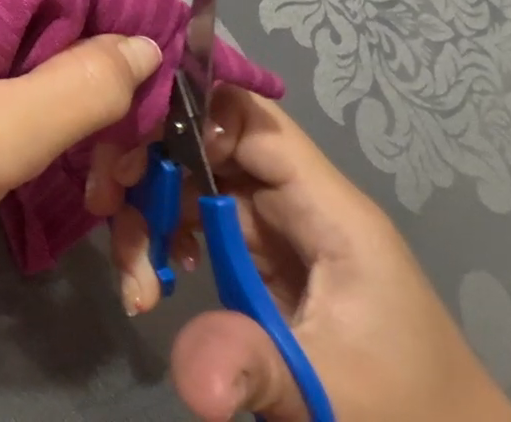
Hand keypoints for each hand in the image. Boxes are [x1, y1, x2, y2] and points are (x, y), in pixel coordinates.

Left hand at [0, 0, 161, 261]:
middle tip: (117, 117)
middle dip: (85, 50)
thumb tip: (144, 43)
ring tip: (81, 126)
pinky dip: (19, 73)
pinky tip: (33, 115)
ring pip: (19, 17)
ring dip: (55, 69)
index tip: (148, 72)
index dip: (113, 11)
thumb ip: (83, 87)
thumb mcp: (0, 138)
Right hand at [88, 85, 510, 421]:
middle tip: (104, 207)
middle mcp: (296, 203)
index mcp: (328, 211)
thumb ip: (253, 363)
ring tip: (133, 276)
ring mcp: (271, 226)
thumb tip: (185, 374)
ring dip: (144, 213)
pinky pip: (189, 218)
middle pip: (204, 144)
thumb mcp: (329, 387)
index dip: (186, 118)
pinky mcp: (252, 252)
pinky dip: (156, 239)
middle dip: (146, 167)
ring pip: (187, 180)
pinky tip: (151, 283)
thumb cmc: (406, 413)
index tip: (132, 159)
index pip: (250, 121)